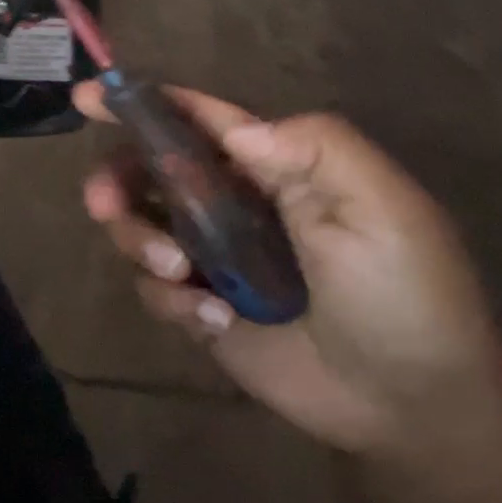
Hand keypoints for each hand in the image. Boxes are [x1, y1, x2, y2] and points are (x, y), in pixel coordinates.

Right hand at [74, 83, 501, 454]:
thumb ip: (317, 149)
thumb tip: (235, 130)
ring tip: (178, 273)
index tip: (87, 96)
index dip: (139, 101)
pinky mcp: (197, 305)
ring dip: (139, 241)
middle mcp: (228, 202)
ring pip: (134, 225)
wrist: (414, 407)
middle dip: (112, 179)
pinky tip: (216, 321)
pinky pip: (151, 288)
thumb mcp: (384, 210)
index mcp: (270, 166)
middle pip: (142, 169)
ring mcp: (209, 255)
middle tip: (105, 205)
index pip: (195, 118)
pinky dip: (171, 300)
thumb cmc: (405, 296)